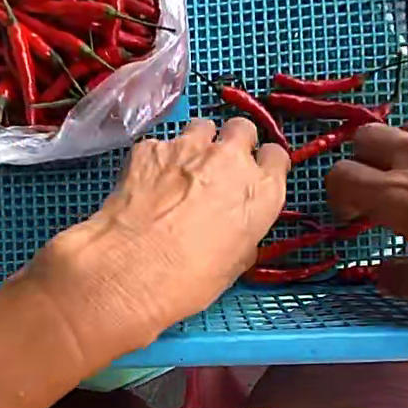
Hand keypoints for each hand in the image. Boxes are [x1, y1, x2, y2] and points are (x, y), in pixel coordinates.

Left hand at [20, 117, 288, 360]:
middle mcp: (231, 160)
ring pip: (203, 127)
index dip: (264, 166)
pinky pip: (162, 144)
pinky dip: (159, 158)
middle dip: (234, 143)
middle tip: (219, 168)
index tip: (254, 177)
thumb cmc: (190, 280)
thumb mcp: (235, 264)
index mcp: (262, 191)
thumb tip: (236, 228)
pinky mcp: (150, 147)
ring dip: (198, 143)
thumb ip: (245, 232)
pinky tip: (148, 182)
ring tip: (183, 169)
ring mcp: (189, 147)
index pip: (277, 156)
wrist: (130, 271)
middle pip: (242, 129)